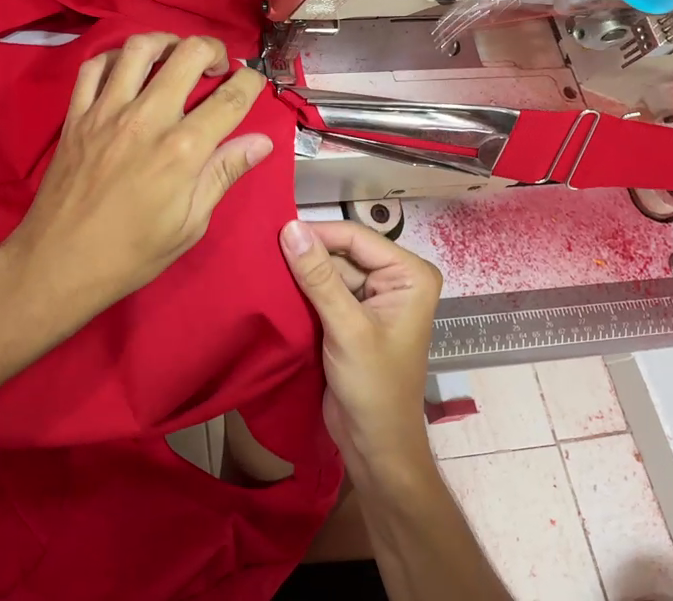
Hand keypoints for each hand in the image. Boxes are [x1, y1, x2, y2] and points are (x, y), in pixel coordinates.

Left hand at [13, 33, 272, 310]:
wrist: (59, 263)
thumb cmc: (131, 253)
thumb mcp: (190, 225)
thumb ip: (224, 174)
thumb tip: (262, 142)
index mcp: (182, 150)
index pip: (230, 98)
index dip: (252, 82)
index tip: (255, 81)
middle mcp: (146, 119)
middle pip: (188, 55)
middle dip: (214, 50)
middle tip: (219, 66)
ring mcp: (106, 112)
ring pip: (139, 48)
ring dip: (166, 42)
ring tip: (177, 55)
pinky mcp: (76, 115)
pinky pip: (94, 67)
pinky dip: (115, 58)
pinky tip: (128, 69)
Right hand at [280, 219, 442, 481]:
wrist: (375, 445)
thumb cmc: (374, 388)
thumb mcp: (346, 328)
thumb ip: (318, 277)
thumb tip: (289, 228)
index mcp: (410, 275)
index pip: (356, 238)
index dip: (316, 233)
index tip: (272, 231)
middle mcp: (396, 279)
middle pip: (342, 251)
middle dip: (307, 253)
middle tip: (262, 248)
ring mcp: (374, 298)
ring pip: (329, 269)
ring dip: (300, 271)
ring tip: (262, 264)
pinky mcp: (353, 315)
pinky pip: (324, 290)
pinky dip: (302, 290)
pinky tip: (275, 286)